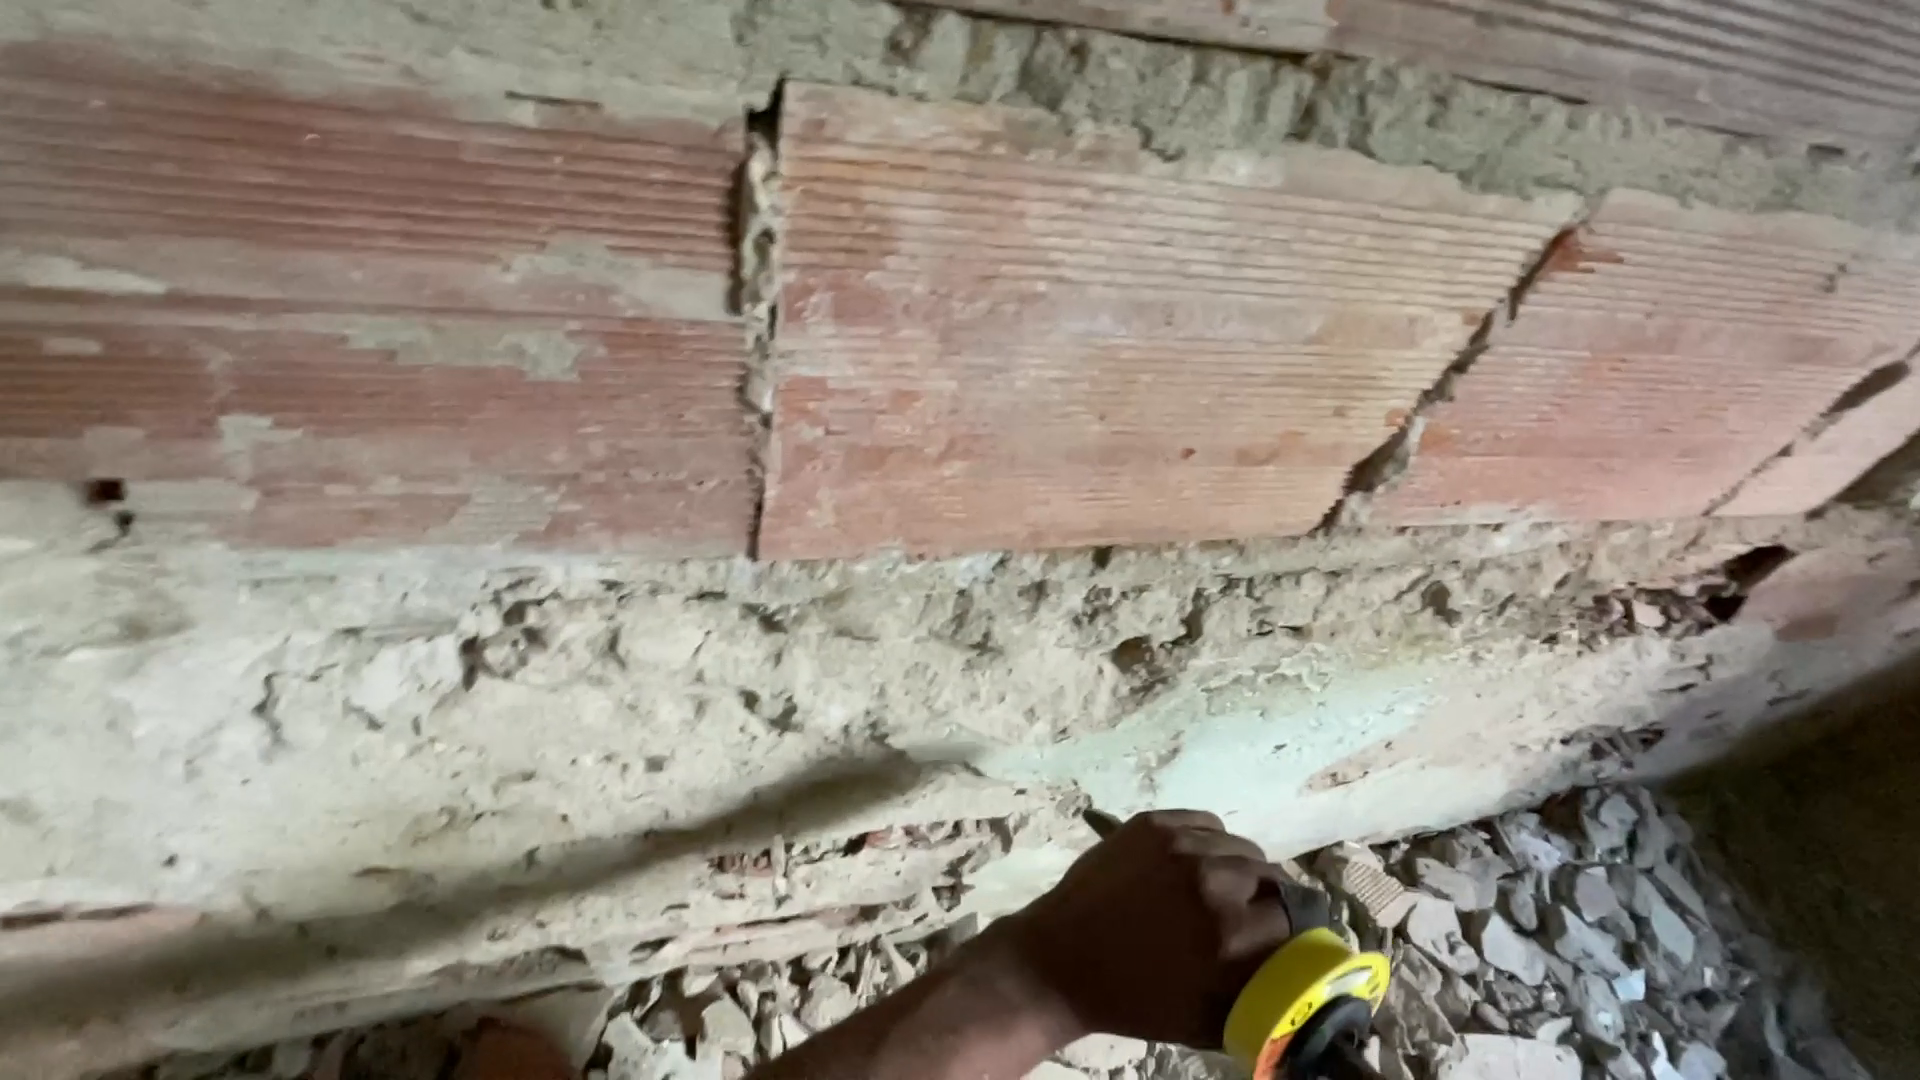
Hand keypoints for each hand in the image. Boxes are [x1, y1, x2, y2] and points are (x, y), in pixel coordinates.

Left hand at [998, 810, 1296, 1048]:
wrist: (1061, 958)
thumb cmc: (1136, 998)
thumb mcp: (1210, 1019)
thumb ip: (1263, 996)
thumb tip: (1303, 975)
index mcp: (1231, 932)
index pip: (1294, 918)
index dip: (1291, 930)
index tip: (1282, 937)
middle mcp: (1213, 879)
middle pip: (1272, 877)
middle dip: (1267, 898)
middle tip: (1248, 915)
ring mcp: (1179, 844)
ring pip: (1240, 846)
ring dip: (1240, 868)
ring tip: (1219, 888)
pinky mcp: (1152, 823)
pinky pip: (1206, 822)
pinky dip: (1209, 840)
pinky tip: (1195, 861)